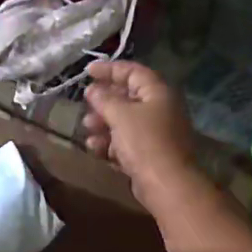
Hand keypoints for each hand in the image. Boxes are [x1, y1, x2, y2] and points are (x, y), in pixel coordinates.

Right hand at [82, 60, 203, 206]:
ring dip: (103, 124)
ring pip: (124, 121)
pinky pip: (125, 142)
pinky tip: (95, 148)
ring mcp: (155, 132)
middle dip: (103, 101)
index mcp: (157, 93)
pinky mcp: (148, 153)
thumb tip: (93, 90)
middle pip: (127, 97)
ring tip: (87, 129)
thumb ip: (104, 99)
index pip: (133, 72)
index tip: (87, 72)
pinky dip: (110, 143)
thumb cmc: (144, 142)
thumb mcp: (120, 115)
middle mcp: (159, 109)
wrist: (165, 183)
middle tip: (85, 104)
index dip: (109, 69)